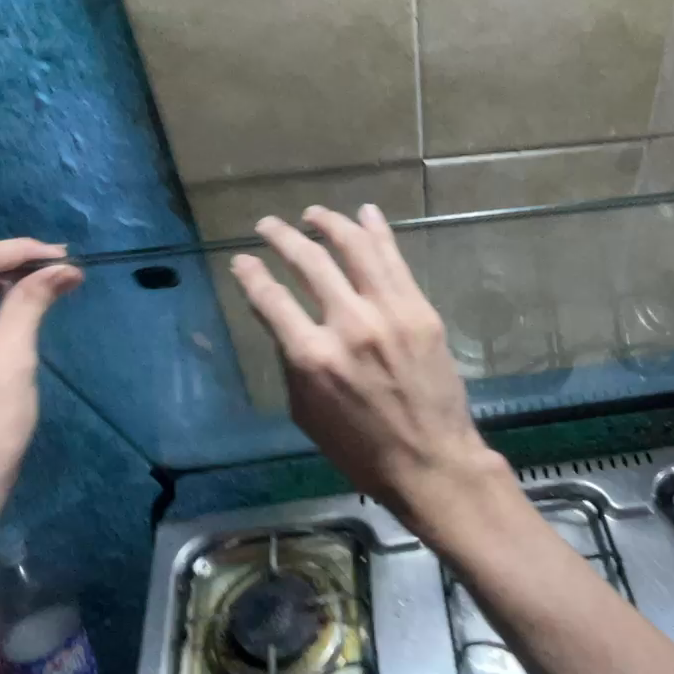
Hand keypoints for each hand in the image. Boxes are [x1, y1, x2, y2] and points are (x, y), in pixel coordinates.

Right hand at [230, 205, 512, 535]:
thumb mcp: (307, 413)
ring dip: (330, 223)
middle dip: (282, 237)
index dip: (251, 274)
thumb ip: (293, 361)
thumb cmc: (362, 448)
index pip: (271, 299)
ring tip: (314, 214)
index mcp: (312, 357)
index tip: (242, 260)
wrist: (432, 460)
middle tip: (268, 225)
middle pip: (309, 262)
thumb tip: (285, 321)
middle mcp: (349, 325)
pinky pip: (395, 261)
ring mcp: (390, 312)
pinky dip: (378, 232)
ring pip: (355, 248)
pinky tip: (365, 214)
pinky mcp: (421, 310)